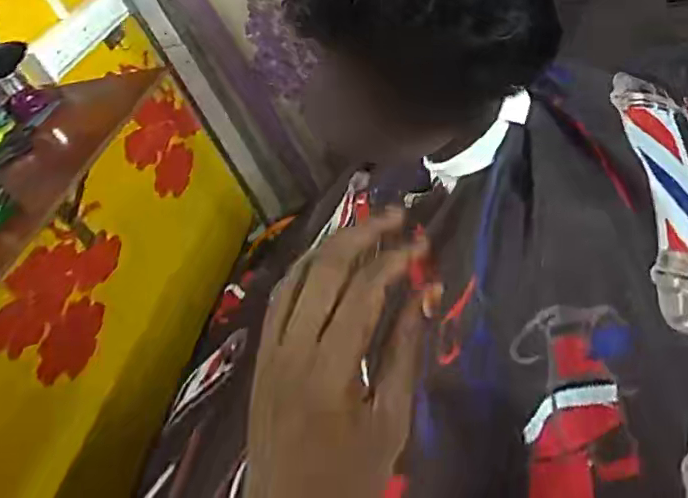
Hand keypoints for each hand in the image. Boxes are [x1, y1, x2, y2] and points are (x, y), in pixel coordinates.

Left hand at [246, 208, 436, 497]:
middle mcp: (291, 349)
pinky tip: (329, 259)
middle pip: (327, 268)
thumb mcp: (390, 422)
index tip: (423, 243)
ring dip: (334, 243)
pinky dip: (306, 267)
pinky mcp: (259, 355)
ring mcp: (270, 349)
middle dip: (365, 232)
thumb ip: (406, 350)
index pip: (364, 291)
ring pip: (299, 273)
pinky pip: (280, 295)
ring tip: (368, 226)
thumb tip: (428, 290)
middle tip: (397, 215)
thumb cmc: (349, 477)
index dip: (396, 260)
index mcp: (328, 371)